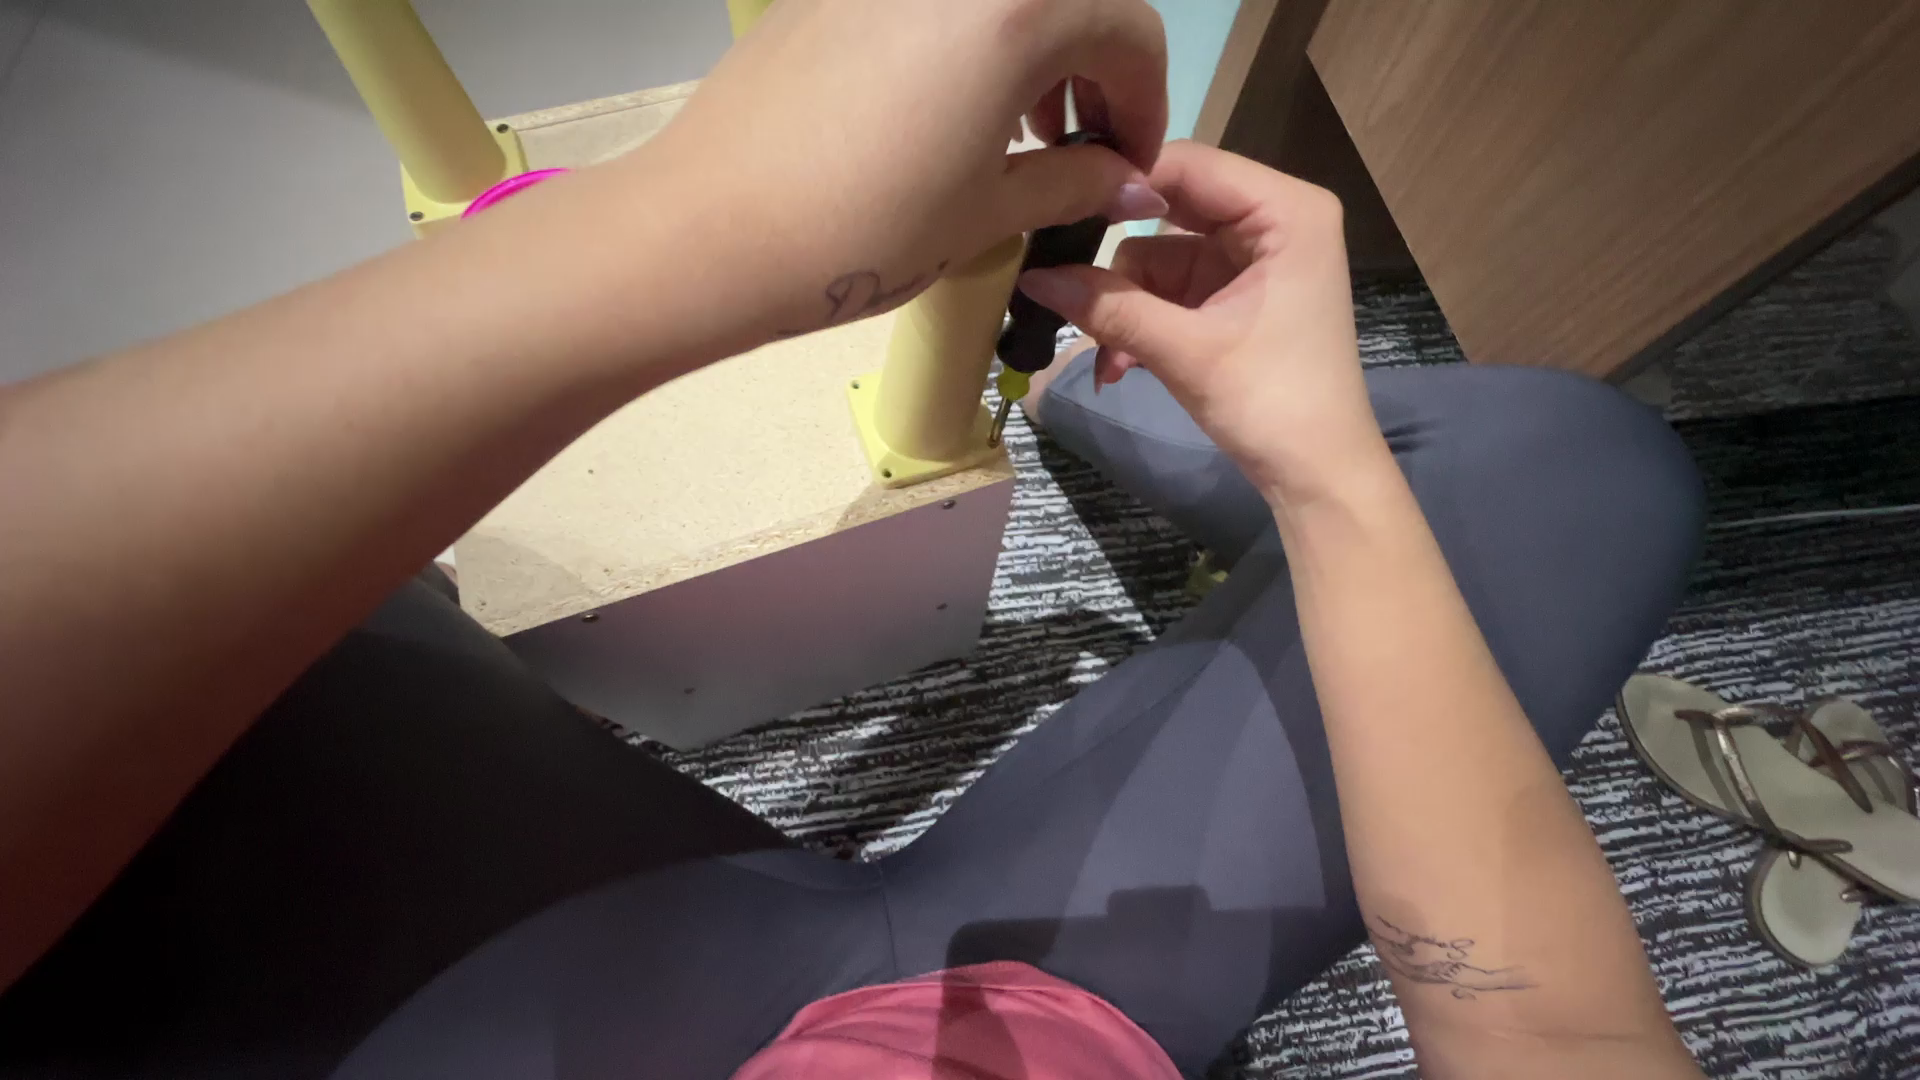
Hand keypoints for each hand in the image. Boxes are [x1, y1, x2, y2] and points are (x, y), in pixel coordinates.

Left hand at [638, 0, 1169, 343]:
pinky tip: (950, 106)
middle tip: (1080, 148)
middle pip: (1069, 0)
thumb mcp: (987, 211)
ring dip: (1036, 53)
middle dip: (1096, 75)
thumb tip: (1134, 181)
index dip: (1147, 105)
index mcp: (1018, 4)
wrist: (718, 228)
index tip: (1130, 165)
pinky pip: (937, 1)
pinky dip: (971, 42)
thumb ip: (1074, 181)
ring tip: (1019, 132)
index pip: (1130, 30)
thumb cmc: (871, 229)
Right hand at [1016, 141, 1386, 507]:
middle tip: (1068, 291)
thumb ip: (1108, 308)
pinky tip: (1121, 368)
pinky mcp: (1232, 300)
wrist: (1314, 473)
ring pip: (1159, 261)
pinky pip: (1169, 296)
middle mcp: (1270, 222)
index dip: (1122, 183)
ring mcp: (1249, 263)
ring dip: (1125, 311)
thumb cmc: (1269, 402)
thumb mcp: (1183, 350)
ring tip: (1111, 362)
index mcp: (1285, 211)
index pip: (1189, 165)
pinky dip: (1142, 327)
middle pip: (1169, 212)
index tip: (1058, 212)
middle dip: (1120, 267)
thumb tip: (1031, 278)